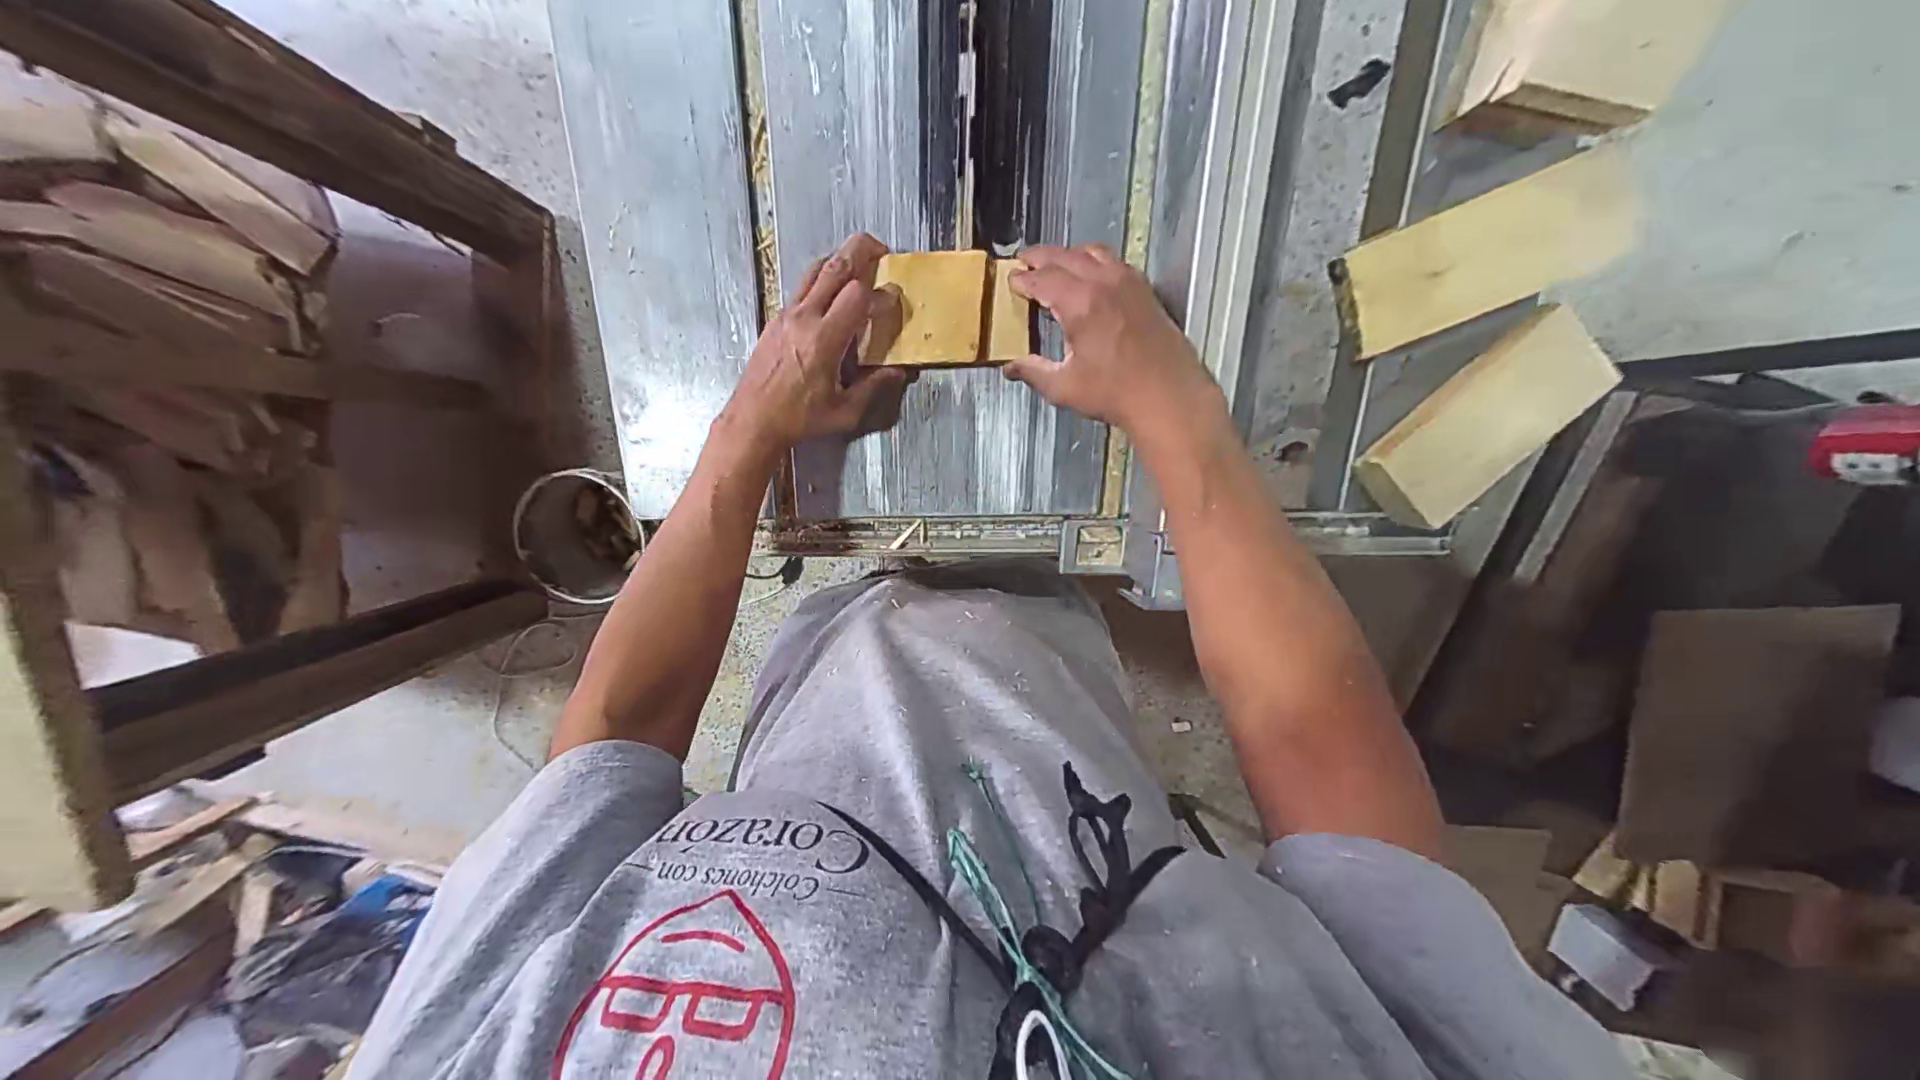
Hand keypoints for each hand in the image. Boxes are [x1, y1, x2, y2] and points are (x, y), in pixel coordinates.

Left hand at [721, 233, 911, 452]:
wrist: (753, 420)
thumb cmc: (798, 419)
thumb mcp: (844, 411)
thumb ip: (873, 387)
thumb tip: (897, 371)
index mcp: (824, 340)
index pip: (858, 295)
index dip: (881, 294)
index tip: (892, 301)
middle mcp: (804, 318)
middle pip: (836, 267)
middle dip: (862, 250)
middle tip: (881, 250)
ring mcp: (787, 315)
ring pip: (816, 271)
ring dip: (840, 260)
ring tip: (859, 264)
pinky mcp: (776, 320)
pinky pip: (803, 287)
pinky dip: (823, 280)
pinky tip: (834, 294)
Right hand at [1004, 245, 1223, 441]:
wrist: (1168, 397)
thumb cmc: (1115, 393)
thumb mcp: (1065, 387)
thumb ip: (1034, 372)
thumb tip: (1011, 367)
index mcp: (1081, 303)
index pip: (1043, 279)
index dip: (1023, 279)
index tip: (1012, 280)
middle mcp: (1104, 283)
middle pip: (1065, 257)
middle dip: (1041, 258)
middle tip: (1024, 261)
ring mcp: (1128, 283)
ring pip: (1091, 253)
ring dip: (1068, 255)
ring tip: (1054, 265)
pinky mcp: (1145, 290)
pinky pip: (1113, 262)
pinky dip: (1094, 261)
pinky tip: (1090, 276)